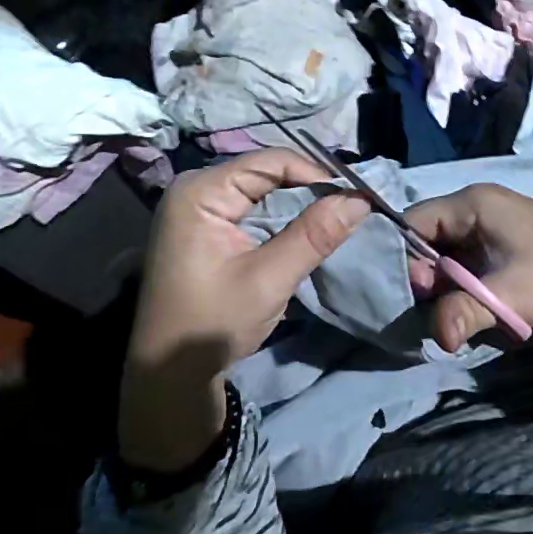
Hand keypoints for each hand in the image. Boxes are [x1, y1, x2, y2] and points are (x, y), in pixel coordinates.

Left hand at [121, 149, 369, 469]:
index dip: (318, 175)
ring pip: (265, 193)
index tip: (357, 199)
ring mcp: (200, 210)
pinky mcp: (208, 230)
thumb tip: (362, 200)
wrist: (170, 371)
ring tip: (337, 224)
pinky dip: (283, 222)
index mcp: (200, 192)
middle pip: (268, 174)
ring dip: (300, 208)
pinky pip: (254, 212)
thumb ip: (314, 235)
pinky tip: (307, 236)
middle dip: (312, 192)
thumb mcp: (269, 279)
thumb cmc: (212, 323)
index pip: (271, 162)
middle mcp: (196, 190)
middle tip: (353, 212)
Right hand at [403, 184, 532, 351]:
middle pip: (426, 239)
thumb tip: (438, 338)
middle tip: (430, 310)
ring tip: (445, 313)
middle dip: (423, 276)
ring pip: (444, 254)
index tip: (414, 295)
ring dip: (442, 285)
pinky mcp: (499, 245)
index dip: (405, 259)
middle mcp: (475, 207)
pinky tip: (462, 308)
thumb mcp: (512, 295)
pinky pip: (464, 262)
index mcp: (473, 204)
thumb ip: (467, 311)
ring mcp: (488, 226)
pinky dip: (459, 284)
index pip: (412, 222)